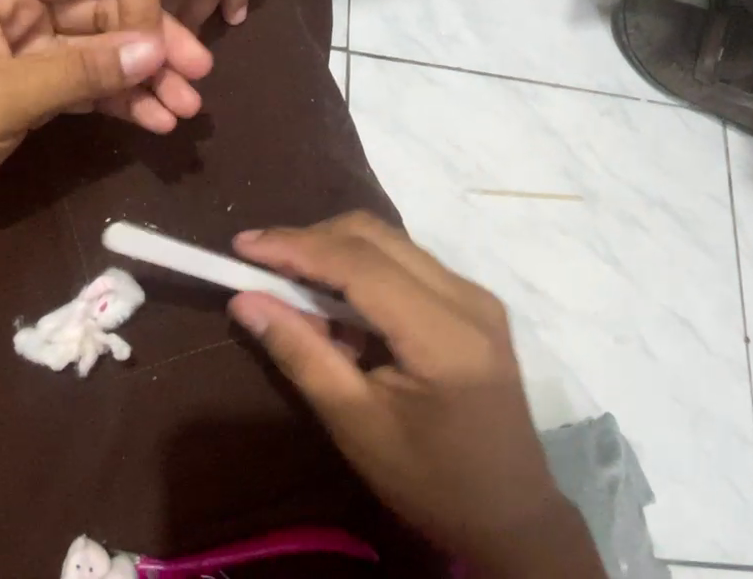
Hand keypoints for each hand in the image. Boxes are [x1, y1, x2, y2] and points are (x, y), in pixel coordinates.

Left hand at [0, 0, 213, 218]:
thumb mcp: (0, 95)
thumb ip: (80, 70)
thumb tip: (158, 47)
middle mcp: (12, 10)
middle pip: (97, 13)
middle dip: (150, 42)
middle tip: (200, 72)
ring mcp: (20, 54)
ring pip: (96, 55)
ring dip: (140, 79)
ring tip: (185, 110)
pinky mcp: (25, 93)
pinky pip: (82, 89)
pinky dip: (116, 103)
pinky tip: (153, 122)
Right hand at [227, 213, 602, 577]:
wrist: (511, 516)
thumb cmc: (430, 480)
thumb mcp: (355, 423)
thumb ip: (300, 353)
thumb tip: (244, 300)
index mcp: (446, 336)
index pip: (359, 264)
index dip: (295, 247)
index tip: (241, 246)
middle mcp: (467, 299)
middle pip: (373, 236)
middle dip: (309, 240)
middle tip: (259, 263)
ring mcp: (474, 296)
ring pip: (387, 241)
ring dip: (332, 251)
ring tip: (289, 287)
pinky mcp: (471, 302)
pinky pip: (402, 261)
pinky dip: (358, 269)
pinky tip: (334, 307)